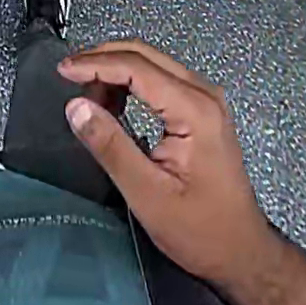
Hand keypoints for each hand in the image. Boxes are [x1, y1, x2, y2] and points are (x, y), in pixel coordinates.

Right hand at [58, 41, 305, 304]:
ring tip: (88, 96)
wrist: (241, 251)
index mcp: (194, 109)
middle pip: (144, 53)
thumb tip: (76, 106)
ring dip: (115, 69)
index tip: (64, 70)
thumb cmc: (200, 230)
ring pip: (151, 60)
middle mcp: (203, 92)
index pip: (136, 66)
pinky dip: (130, 80)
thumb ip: (110, 146)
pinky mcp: (200, 106)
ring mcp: (204, 96)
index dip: (96, 64)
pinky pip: (159, 76)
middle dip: (102, 58)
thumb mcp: (147, 194)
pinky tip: (113, 101)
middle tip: (69, 75)